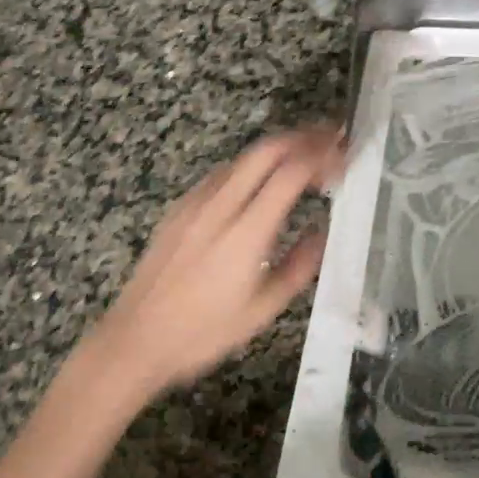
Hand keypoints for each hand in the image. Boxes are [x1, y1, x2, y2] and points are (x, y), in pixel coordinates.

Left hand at [88, 126, 343, 396]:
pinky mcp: (180, 206)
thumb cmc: (203, 334)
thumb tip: (323, 231)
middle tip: (331, 140)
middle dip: (303, 138)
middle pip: (266, 150)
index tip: (344, 156)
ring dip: (278, 149)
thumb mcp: (262, 311)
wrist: (135, 339)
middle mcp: (220, 205)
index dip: (322, 156)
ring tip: (304, 156)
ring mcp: (196, 202)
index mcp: (246, 232)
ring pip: (244, 157)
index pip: (291, 173)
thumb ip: (300, 267)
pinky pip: (223, 172)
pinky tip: (262, 180)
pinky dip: (252, 165)